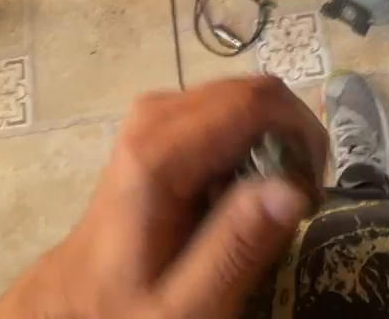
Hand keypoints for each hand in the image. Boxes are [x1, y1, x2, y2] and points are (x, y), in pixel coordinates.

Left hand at [0, 76, 326, 318]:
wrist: (77, 298)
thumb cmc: (128, 306)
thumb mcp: (183, 307)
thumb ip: (236, 249)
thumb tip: (293, 188)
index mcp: (160, 149)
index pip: (255, 101)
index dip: (300, 136)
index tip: (311, 196)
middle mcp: (158, 111)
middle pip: (255, 91)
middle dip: (292, 138)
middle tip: (301, 203)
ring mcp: (159, 109)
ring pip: (247, 97)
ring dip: (276, 141)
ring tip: (274, 203)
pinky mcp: (164, 117)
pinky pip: (230, 110)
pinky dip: (254, 142)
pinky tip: (244, 191)